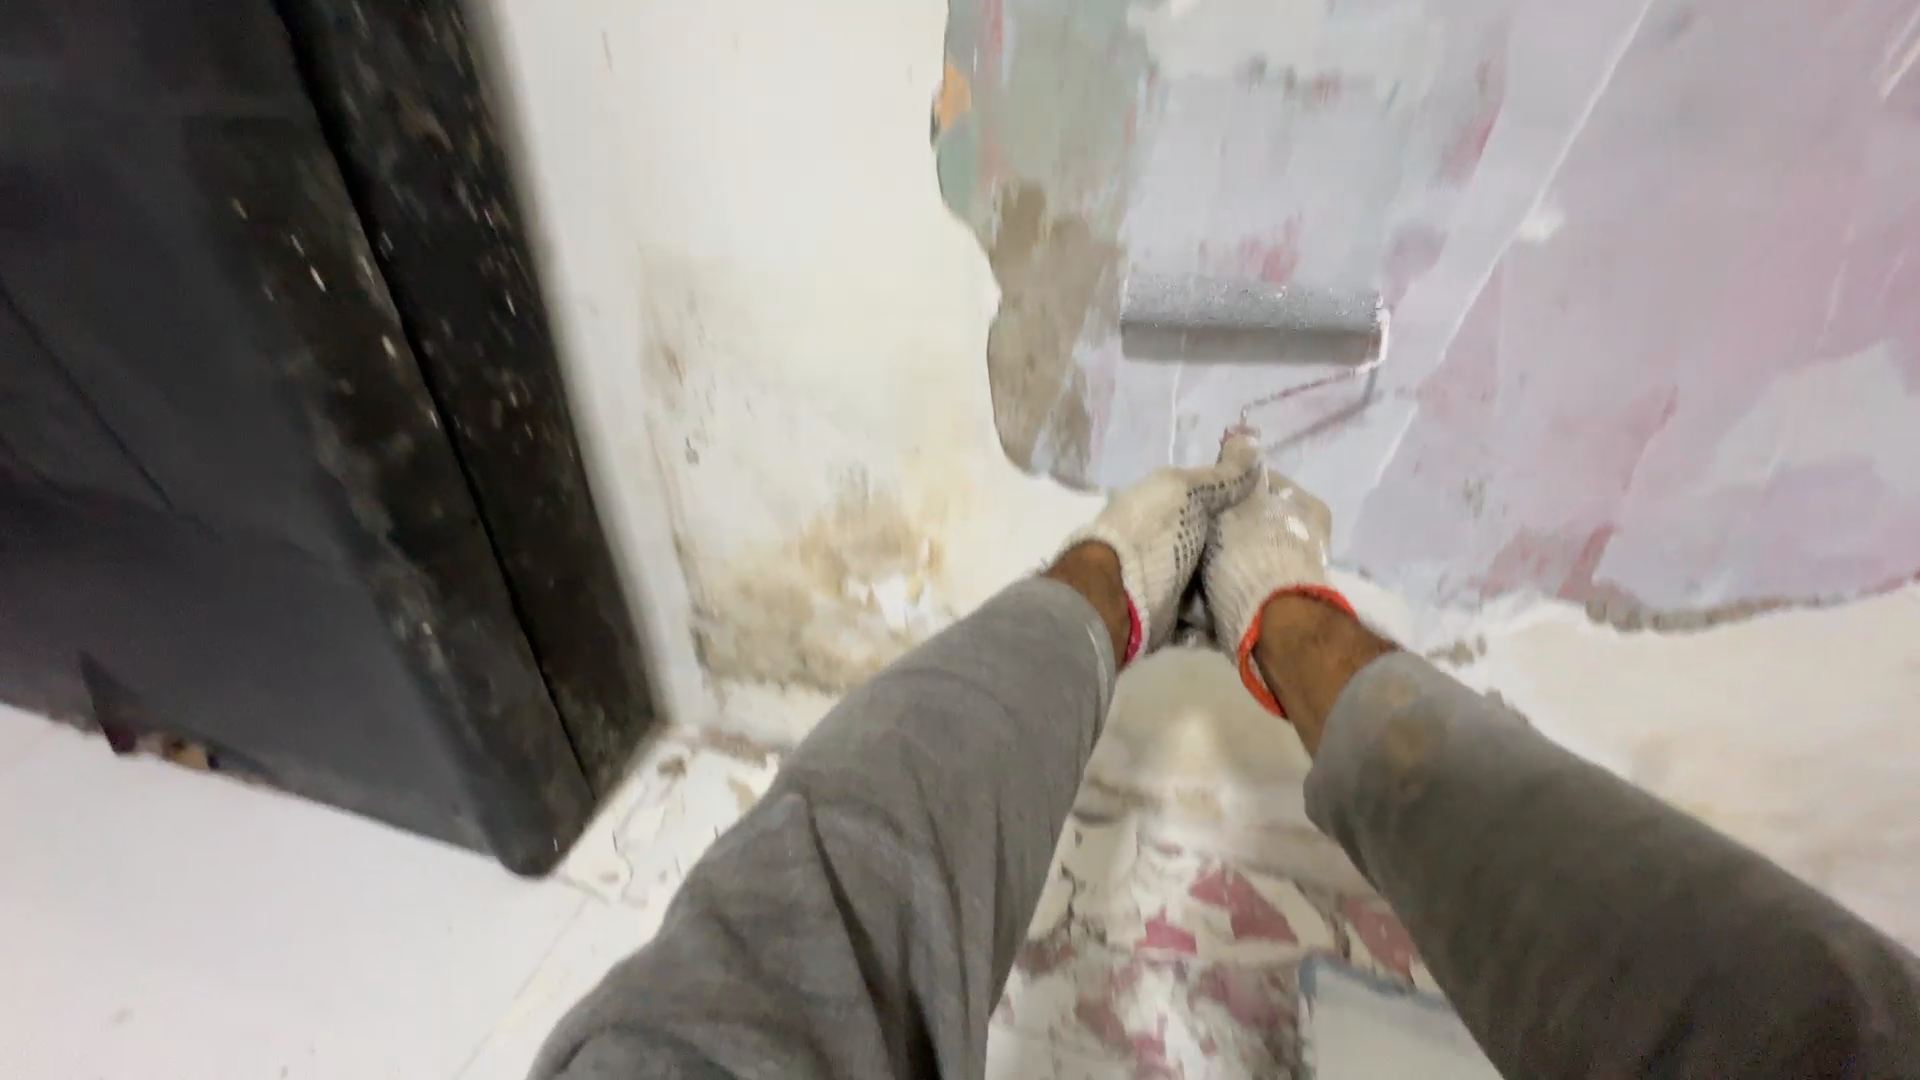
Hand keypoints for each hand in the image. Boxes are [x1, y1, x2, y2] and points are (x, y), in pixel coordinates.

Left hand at [1051, 436, 1261, 664]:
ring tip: (1278, 588)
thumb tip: (1252, 446)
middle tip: (1285, 554)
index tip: (1280, 511)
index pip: (1211, 502)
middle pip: (1216, 547)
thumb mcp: (1187, 491)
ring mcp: (1166, 583)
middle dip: (1245, 551)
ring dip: (1238, 588)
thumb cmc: (1153, 533)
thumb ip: (1222, 476)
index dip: (1243, 505)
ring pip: (1214, 585)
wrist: (1119, 595)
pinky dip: (1224, 620)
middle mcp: (1164, 543)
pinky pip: (1205, 620)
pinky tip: (1256, 618)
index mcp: (1164, 507)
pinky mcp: (1170, 619)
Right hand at [1202, 464, 1356, 715]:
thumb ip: (1237, 469)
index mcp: (1303, 506)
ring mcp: (1288, 576)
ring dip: (1213, 563)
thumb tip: (1242, 436)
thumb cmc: (1251, 550)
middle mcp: (1302, 539)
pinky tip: (1192, 594)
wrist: (1266, 621)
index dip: (1224, 486)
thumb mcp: (1240, 497)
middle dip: (1216, 530)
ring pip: (1238, 558)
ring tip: (1184, 566)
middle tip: (1186, 533)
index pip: (1258, 481)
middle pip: (1246, 523)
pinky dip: (1215, 591)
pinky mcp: (1270, 608)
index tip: (1196, 498)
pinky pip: (1235, 588)